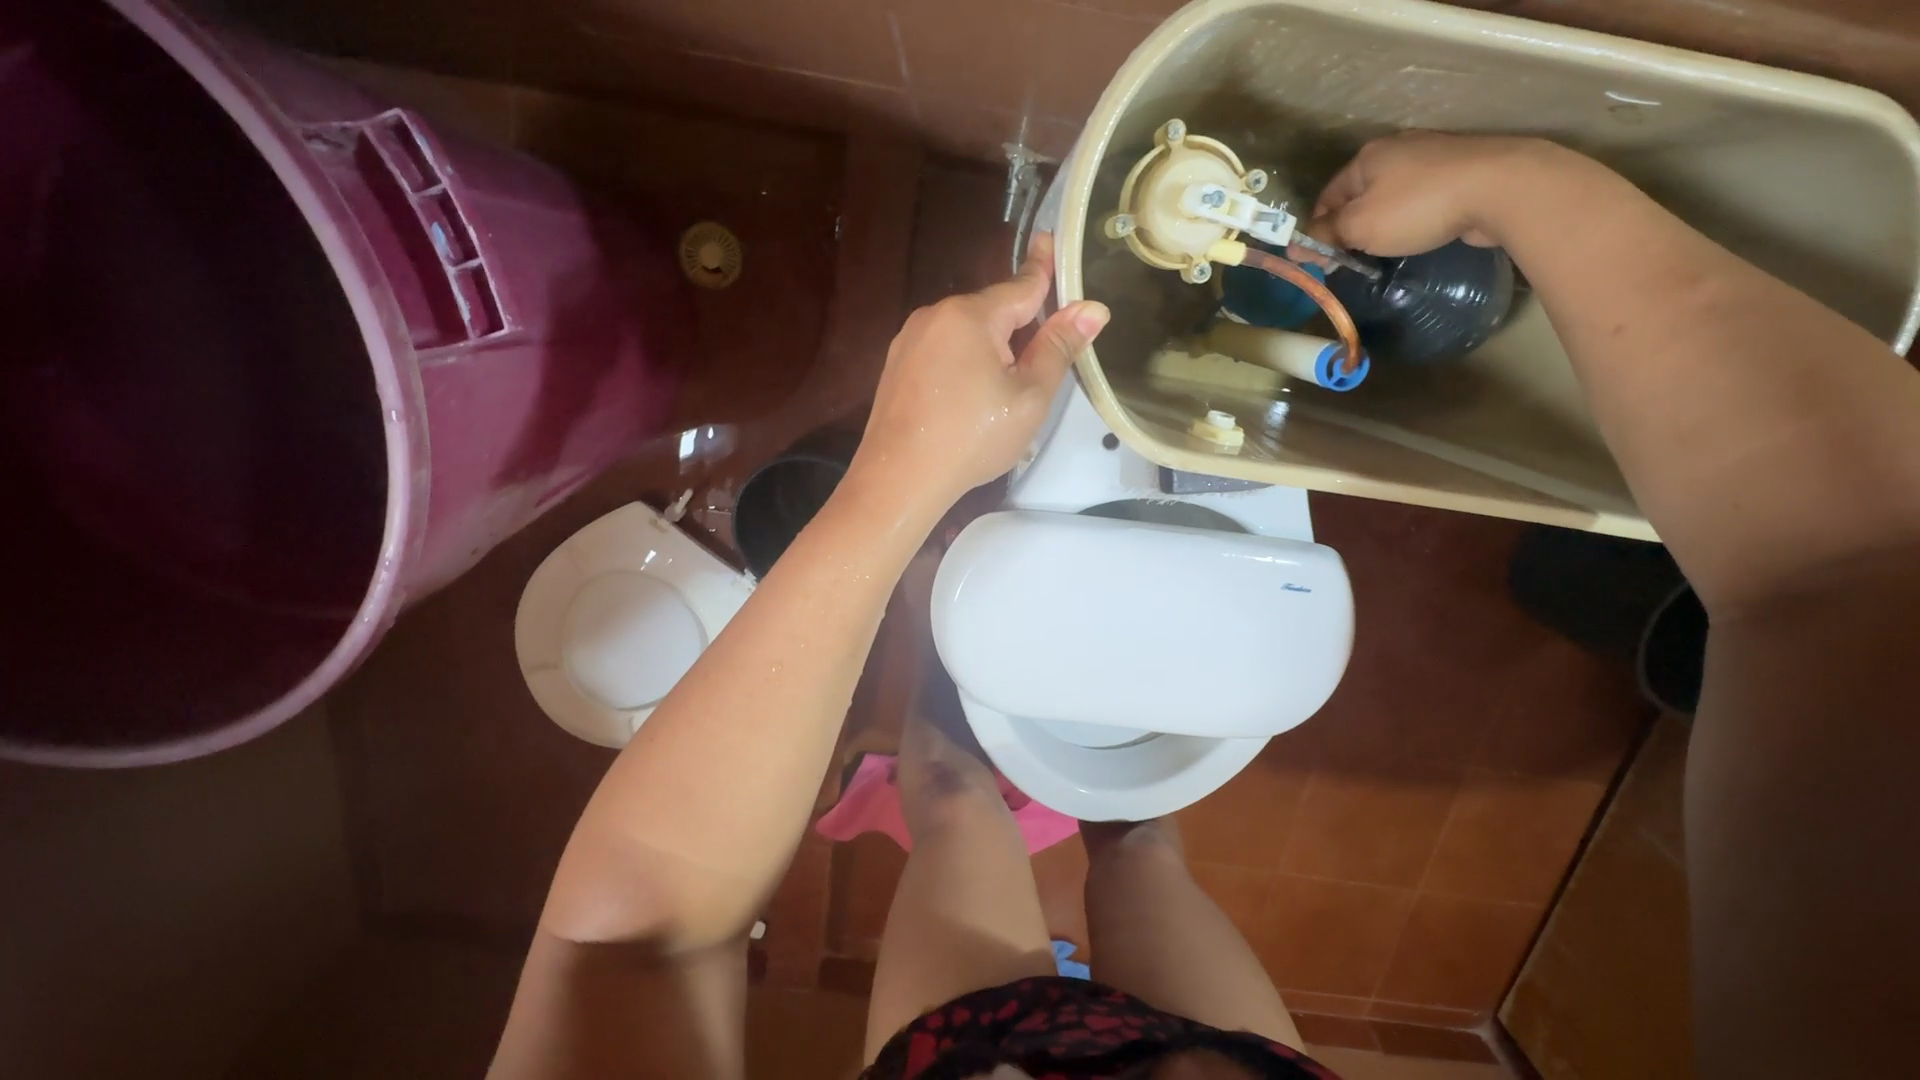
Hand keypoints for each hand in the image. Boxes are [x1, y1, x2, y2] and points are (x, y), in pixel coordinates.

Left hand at [850, 231, 1109, 513]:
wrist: (899, 478)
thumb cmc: (973, 437)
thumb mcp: (1029, 396)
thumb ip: (1059, 347)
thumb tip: (1093, 309)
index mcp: (971, 315)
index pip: (1021, 285)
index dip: (1044, 268)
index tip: (1051, 239)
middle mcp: (936, 315)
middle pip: (992, 310)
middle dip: (1018, 327)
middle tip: (1039, 366)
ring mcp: (910, 340)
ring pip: (965, 332)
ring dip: (990, 348)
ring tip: (1002, 393)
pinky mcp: (897, 365)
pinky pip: (942, 351)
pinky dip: (963, 363)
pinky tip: (968, 398)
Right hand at [1311, 132, 1568, 255]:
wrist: (1498, 188)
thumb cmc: (1416, 207)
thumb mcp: (1359, 226)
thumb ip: (1324, 235)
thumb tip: (1296, 244)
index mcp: (1367, 158)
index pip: (1327, 197)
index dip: (1317, 230)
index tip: (1319, 260)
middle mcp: (1396, 150)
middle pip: (1359, 195)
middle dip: (1350, 227)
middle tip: (1350, 260)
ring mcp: (1431, 157)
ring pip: (1391, 196)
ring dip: (1382, 223)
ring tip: (1383, 251)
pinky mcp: (1459, 171)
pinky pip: (1421, 198)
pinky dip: (1412, 218)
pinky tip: (1417, 235)